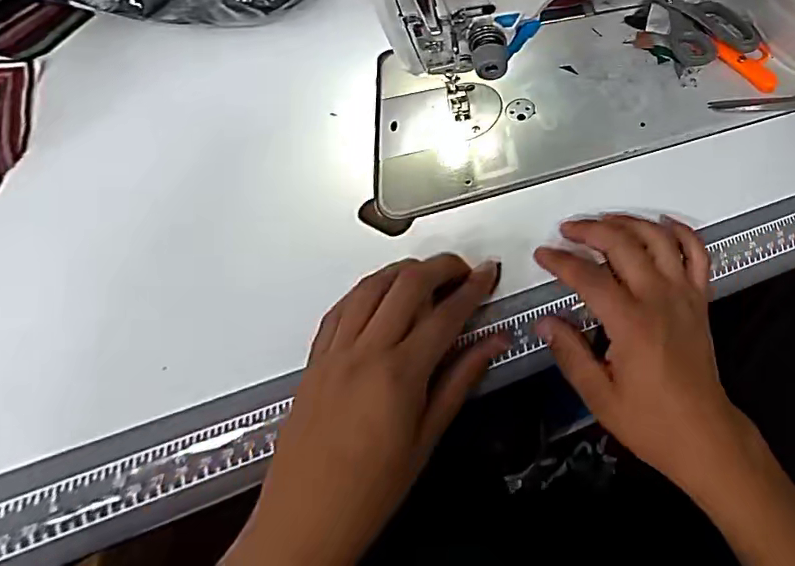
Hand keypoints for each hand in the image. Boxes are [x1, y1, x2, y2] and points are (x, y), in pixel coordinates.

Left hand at [225, 256, 505, 565]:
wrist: (301, 528)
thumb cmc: (364, 494)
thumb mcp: (428, 436)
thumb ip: (463, 378)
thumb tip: (493, 344)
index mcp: (399, 375)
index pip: (447, 311)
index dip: (474, 286)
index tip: (487, 274)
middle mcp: (364, 356)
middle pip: (409, 283)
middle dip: (443, 266)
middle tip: (462, 270)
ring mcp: (335, 356)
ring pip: (372, 285)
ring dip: (404, 270)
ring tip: (426, 273)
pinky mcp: (313, 363)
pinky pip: (340, 308)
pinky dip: (365, 290)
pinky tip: (379, 292)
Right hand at [535, 218, 794, 564]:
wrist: (702, 432)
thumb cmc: (650, 421)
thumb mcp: (600, 396)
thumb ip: (570, 353)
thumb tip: (545, 322)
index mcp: (631, 322)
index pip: (590, 277)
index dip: (562, 261)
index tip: (543, 253)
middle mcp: (659, 297)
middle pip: (623, 245)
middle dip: (591, 230)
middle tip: (568, 229)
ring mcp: (684, 292)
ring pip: (658, 239)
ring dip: (630, 222)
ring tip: (605, 220)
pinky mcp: (701, 296)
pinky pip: (696, 252)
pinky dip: (681, 230)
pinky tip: (662, 222)